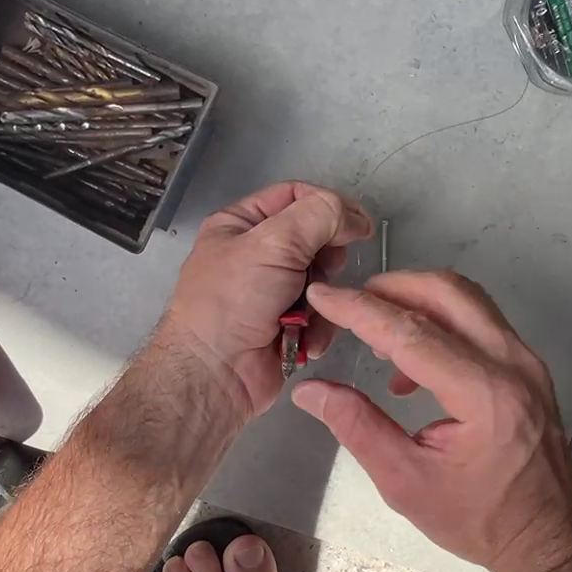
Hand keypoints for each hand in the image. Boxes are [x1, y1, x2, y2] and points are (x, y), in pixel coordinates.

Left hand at [158, 182, 372, 416]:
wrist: (214, 375)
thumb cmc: (233, 301)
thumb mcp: (272, 244)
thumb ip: (319, 216)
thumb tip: (357, 217)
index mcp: (241, 224)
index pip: (295, 196)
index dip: (329, 206)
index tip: (357, 225)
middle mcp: (256, 254)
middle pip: (316, 240)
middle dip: (325, 260)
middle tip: (321, 272)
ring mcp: (272, 293)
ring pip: (323, 281)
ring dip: (322, 300)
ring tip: (306, 313)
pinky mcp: (287, 326)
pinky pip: (320, 315)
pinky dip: (317, 328)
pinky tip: (305, 339)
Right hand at [289, 271, 571, 571]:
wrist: (550, 537)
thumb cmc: (478, 518)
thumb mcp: (405, 482)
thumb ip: (356, 426)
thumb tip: (309, 390)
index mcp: (484, 396)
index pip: (411, 333)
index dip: (360, 309)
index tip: (321, 295)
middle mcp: (511, 363)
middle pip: (446, 292)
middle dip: (389, 287)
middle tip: (348, 304)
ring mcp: (525, 359)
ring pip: (465, 297)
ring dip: (414, 298)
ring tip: (374, 329)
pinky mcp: (526, 363)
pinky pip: (477, 318)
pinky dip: (436, 319)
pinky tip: (409, 364)